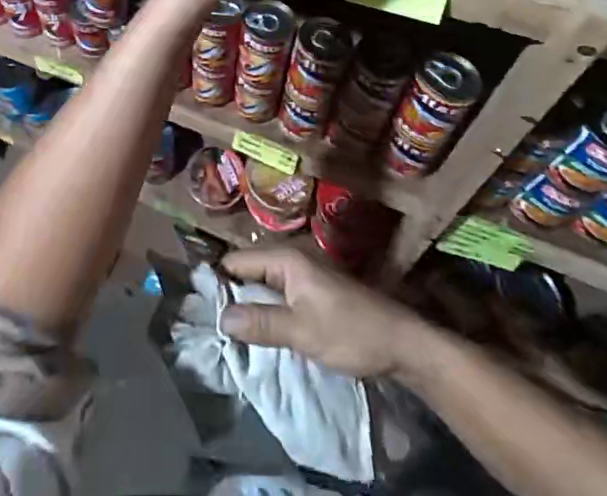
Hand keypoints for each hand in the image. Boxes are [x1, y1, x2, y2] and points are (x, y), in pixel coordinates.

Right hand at [218, 247, 432, 378]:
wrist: (405, 346)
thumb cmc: (352, 332)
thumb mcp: (302, 331)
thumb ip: (261, 323)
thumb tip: (221, 319)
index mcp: (284, 259)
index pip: (235, 262)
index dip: (218, 283)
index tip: (201, 308)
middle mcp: (290, 261)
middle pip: (246, 273)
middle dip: (231, 296)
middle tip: (213, 323)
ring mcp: (301, 278)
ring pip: (261, 286)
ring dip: (249, 306)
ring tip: (229, 330)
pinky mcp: (311, 295)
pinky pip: (276, 297)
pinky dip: (266, 311)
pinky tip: (259, 331)